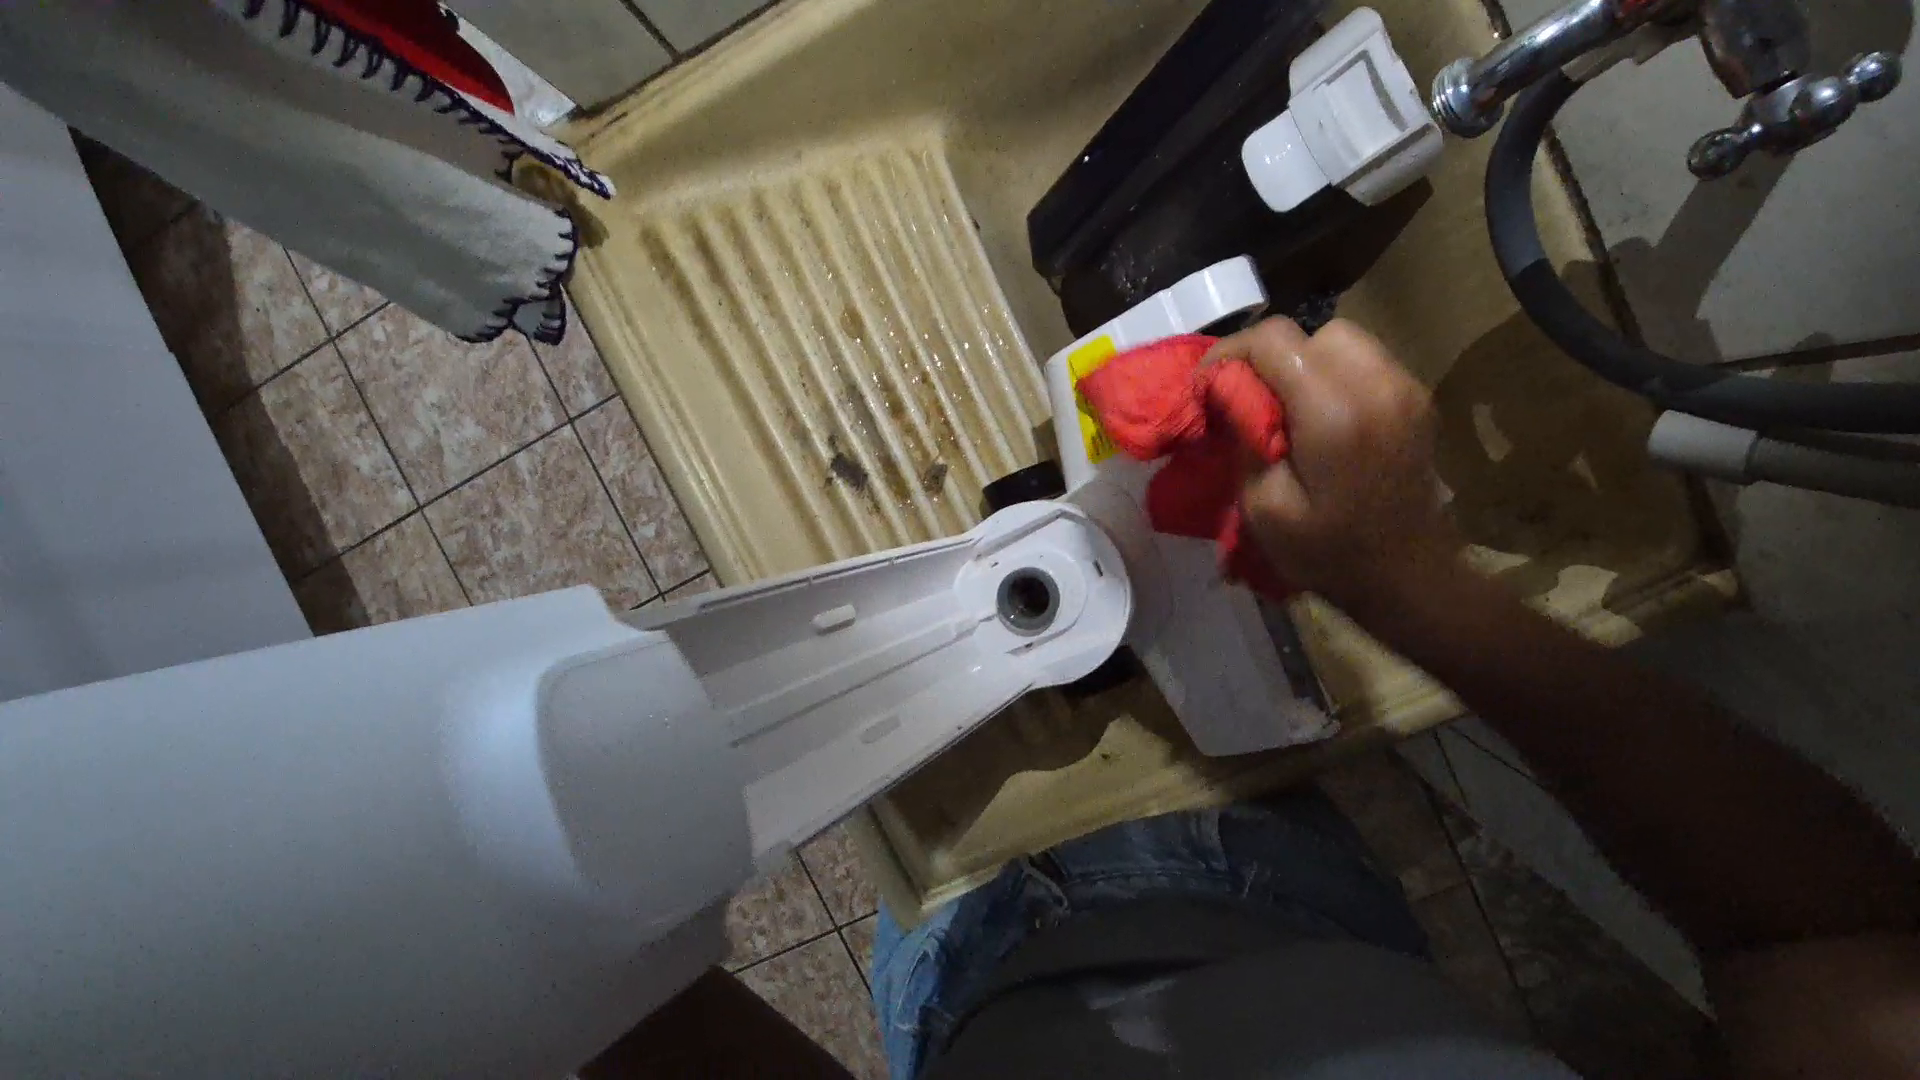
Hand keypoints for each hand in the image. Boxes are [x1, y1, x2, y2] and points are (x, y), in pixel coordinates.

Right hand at [1206, 317, 1460, 614]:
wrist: (1406, 577)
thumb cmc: (1326, 551)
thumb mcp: (1263, 506)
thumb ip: (1245, 437)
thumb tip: (1228, 389)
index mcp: (1333, 412)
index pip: (1275, 340)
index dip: (1230, 352)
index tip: (1207, 385)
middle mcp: (1376, 385)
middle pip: (1313, 330)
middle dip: (1271, 355)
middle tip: (1248, 396)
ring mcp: (1405, 388)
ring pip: (1343, 339)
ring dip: (1304, 361)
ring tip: (1284, 405)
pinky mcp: (1417, 399)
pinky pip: (1366, 362)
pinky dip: (1333, 375)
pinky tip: (1320, 415)